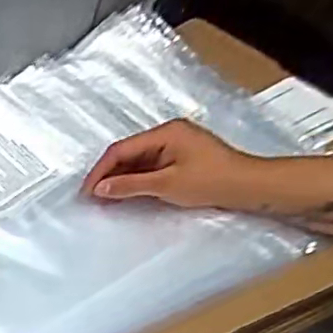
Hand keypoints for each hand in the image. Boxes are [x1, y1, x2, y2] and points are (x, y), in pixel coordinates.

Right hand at [81, 119, 264, 206]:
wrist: (246, 185)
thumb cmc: (210, 181)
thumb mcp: (165, 185)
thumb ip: (130, 185)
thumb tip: (100, 189)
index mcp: (164, 133)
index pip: (121, 150)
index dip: (100, 171)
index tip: (86, 193)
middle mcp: (167, 134)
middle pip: (127, 153)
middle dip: (106, 175)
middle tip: (90, 198)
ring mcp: (173, 145)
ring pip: (135, 161)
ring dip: (118, 179)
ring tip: (103, 199)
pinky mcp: (178, 158)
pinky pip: (147, 168)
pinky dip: (133, 181)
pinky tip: (123, 194)